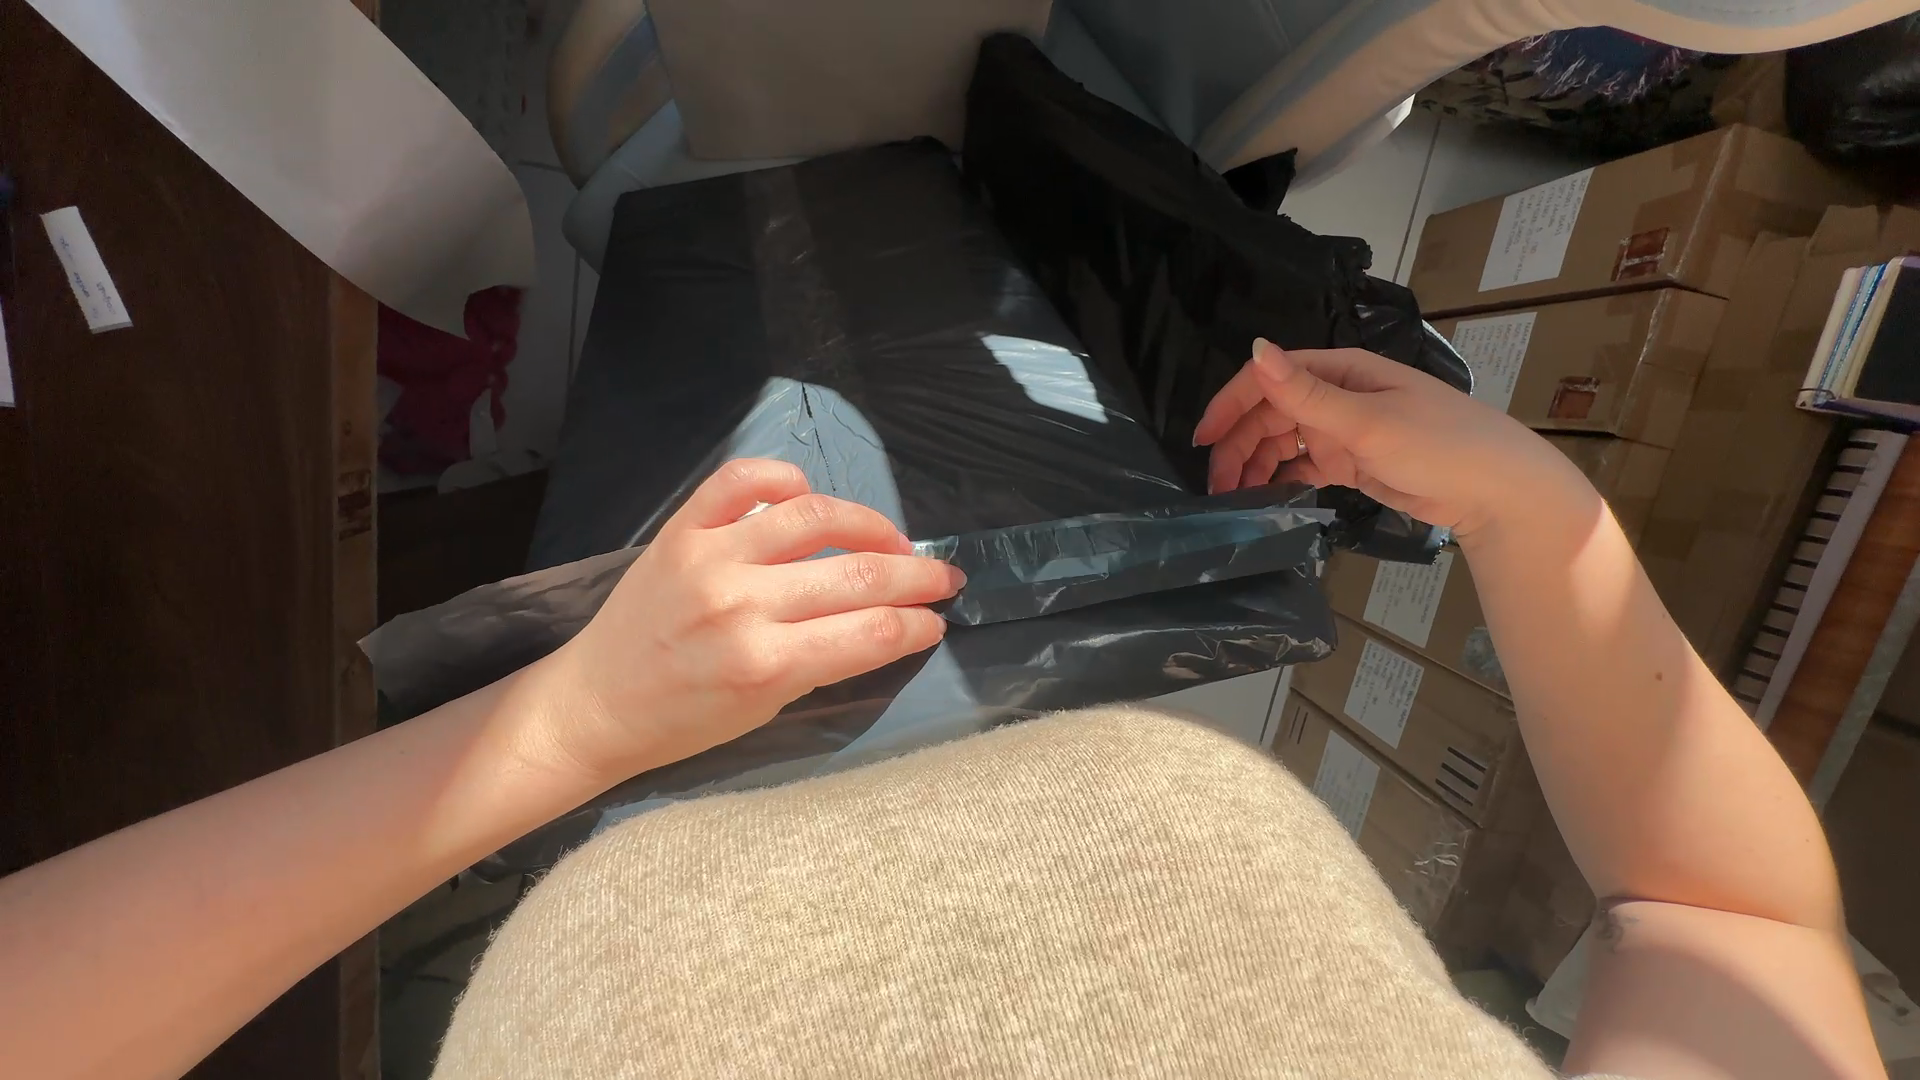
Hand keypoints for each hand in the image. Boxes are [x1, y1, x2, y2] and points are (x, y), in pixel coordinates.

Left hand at [540, 459, 964, 781]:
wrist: (596, 704)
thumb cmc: (686, 722)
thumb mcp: (770, 709)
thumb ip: (831, 660)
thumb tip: (891, 621)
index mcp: (766, 664)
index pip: (874, 632)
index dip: (919, 623)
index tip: (937, 620)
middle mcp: (742, 603)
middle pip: (859, 575)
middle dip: (918, 575)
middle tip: (944, 576)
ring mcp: (710, 556)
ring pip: (816, 517)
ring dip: (872, 526)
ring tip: (893, 541)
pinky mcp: (682, 527)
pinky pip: (743, 480)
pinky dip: (784, 479)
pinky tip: (808, 497)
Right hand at [1192, 339, 1592, 540]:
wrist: (1497, 493)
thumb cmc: (1438, 445)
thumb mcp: (1367, 420)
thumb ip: (1305, 392)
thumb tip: (1254, 349)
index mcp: (1340, 373)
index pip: (1270, 380)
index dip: (1231, 405)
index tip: (1202, 440)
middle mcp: (1336, 397)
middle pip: (1269, 416)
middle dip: (1237, 446)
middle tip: (1215, 485)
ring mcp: (1342, 431)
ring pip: (1280, 443)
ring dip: (1253, 466)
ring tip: (1233, 496)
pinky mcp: (1348, 463)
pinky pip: (1299, 466)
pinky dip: (1277, 479)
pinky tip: (1261, 496)